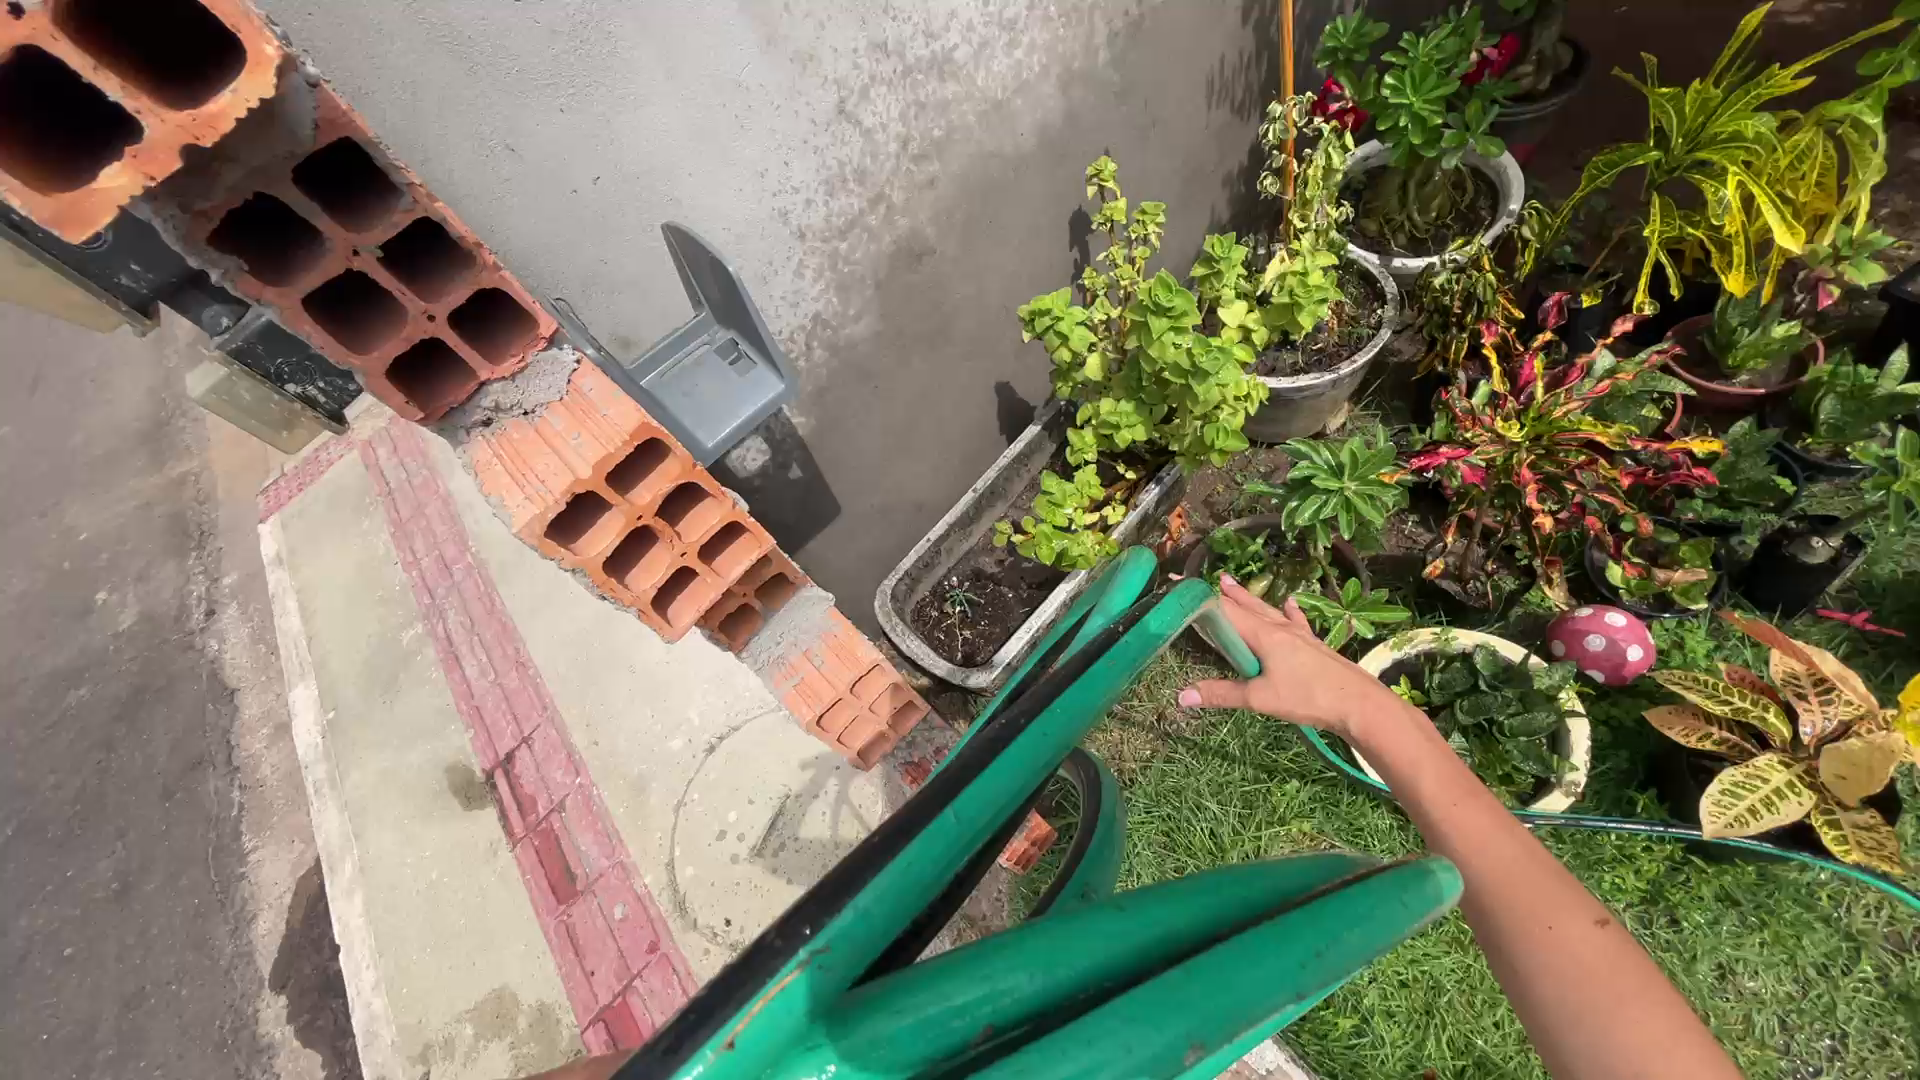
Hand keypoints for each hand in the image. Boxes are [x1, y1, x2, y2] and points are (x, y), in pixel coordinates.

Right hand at [1178, 575, 1420, 743]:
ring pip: (1267, 610)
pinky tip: (1291, 604)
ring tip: (1232, 583)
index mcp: (1264, 636)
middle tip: (1206, 578)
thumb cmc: (1309, 697)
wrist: (1360, 704)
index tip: (1178, 584)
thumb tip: (1181, 696)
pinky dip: (1290, 612)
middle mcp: (1279, 629)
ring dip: (1249, 598)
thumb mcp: (1260, 699)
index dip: (1199, 598)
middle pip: (1246, 605)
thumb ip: (1221, 694)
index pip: (1224, 610)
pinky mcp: (1313, 645)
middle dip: (1225, 593)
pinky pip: (1296, 622)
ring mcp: (1299, 635)